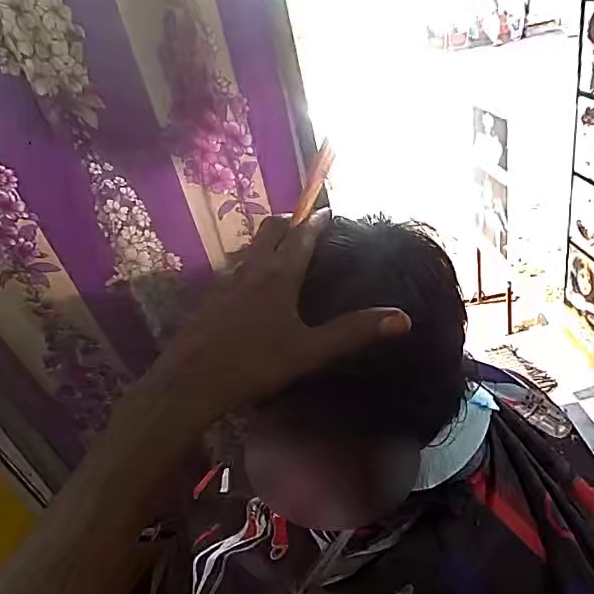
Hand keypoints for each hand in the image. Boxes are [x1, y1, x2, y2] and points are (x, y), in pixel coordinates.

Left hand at [150, 211, 409, 423]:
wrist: (190, 382)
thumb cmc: (254, 364)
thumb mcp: (309, 351)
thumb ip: (353, 332)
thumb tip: (403, 318)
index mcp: (278, 274)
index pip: (302, 235)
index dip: (317, 220)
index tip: (329, 211)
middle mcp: (251, 268)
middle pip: (271, 229)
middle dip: (291, 220)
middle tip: (307, 223)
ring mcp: (225, 281)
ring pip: (251, 247)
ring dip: (270, 241)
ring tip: (285, 252)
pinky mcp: (210, 298)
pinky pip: (236, 267)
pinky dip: (252, 262)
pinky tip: (254, 287)